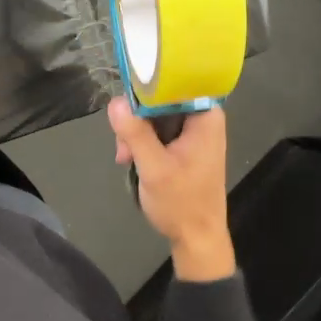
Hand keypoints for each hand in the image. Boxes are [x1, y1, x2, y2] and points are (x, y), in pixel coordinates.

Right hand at [108, 99, 235, 281]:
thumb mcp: (154, 168)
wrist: (197, 237)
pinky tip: (131, 159)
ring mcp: (193, 132)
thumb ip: (135, 133)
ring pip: (154, 117)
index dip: (145, 90)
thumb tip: (115, 102)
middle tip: (122, 146)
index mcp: (205, 116)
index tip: (123, 106)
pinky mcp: (184, 146)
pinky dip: (143, 143)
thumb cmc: (182, 203)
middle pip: (160, 100)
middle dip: (136, 120)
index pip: (172, 83)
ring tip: (125, 158)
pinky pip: (158, 132)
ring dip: (135, 134)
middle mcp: (202, 118)